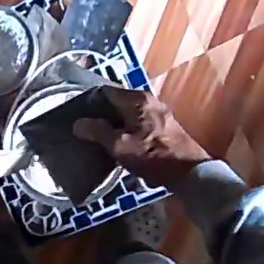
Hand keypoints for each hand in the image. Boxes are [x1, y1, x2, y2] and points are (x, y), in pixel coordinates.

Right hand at [72, 87, 211, 187]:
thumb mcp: (119, 145)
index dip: (90, 101)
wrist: (186, 172)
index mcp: (137, 99)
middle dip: (101, 114)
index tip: (77, 114)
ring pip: (127, 115)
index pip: (106, 91)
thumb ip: (97, 132)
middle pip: (117, 103)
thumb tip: (78, 124)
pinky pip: (137, 124)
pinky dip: (125, 131)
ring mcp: (157, 114)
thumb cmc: (152, 156)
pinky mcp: (163, 128)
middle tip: (84, 128)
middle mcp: (149, 101)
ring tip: (97, 138)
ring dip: (113, 125)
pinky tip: (117, 144)